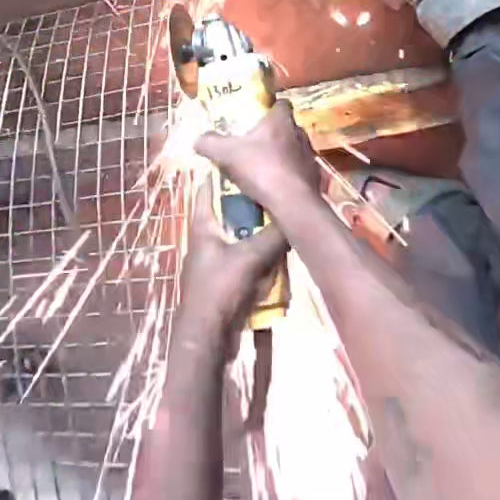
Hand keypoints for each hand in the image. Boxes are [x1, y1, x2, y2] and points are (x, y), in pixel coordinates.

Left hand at [176, 180, 289, 344]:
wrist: (207, 337)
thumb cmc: (220, 289)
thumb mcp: (250, 258)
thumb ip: (273, 237)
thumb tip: (297, 216)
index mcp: (203, 223)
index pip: (209, 186)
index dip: (225, 172)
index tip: (251, 162)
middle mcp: (207, 236)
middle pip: (231, 212)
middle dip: (253, 207)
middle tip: (279, 197)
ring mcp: (216, 258)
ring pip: (241, 236)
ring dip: (260, 234)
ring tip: (285, 225)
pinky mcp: (226, 279)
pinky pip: (247, 259)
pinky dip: (261, 257)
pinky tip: (281, 259)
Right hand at [193, 100, 322, 215]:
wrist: (291, 204)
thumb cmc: (261, 168)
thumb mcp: (226, 153)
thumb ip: (210, 143)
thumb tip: (197, 139)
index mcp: (281, 121)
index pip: (282, 104)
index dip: (272, 107)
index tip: (260, 114)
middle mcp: (299, 135)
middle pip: (288, 128)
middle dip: (274, 133)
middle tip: (256, 141)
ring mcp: (309, 158)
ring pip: (295, 150)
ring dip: (283, 155)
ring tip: (264, 165)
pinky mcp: (314, 179)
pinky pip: (299, 172)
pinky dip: (289, 176)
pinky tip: (275, 186)